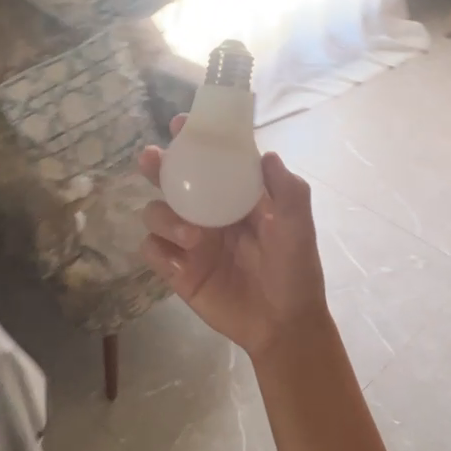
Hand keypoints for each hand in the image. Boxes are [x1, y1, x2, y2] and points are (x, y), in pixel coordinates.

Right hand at [138, 115, 329, 360]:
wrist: (284, 325)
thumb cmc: (295, 270)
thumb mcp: (298, 228)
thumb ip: (288, 191)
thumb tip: (268, 155)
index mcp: (234, 197)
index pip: (210, 161)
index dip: (193, 140)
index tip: (181, 125)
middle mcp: (207, 214)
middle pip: (170, 182)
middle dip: (156, 167)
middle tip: (152, 159)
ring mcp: (189, 243)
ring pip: (156, 213)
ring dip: (165, 217)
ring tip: (193, 236)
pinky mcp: (178, 271)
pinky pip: (152, 250)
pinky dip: (158, 248)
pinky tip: (179, 258)